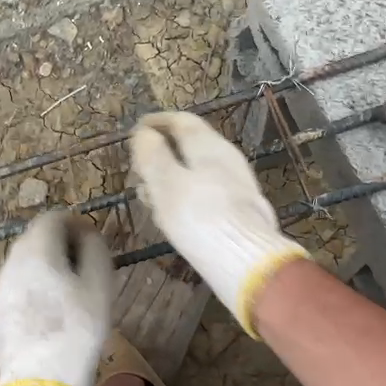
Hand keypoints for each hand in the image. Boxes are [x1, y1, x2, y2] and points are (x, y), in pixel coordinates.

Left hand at [0, 209, 113, 385]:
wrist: (38, 385)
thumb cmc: (76, 332)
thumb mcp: (99, 287)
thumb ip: (95, 251)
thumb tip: (87, 235)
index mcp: (37, 251)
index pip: (52, 218)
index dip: (75, 224)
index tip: (91, 244)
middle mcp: (12, 263)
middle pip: (35, 238)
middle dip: (60, 244)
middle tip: (83, 267)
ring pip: (24, 263)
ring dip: (46, 267)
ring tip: (68, 292)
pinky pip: (17, 286)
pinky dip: (33, 287)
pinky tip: (49, 312)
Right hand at [130, 112, 306, 336]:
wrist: (249, 264)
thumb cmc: (200, 217)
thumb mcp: (166, 183)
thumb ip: (153, 156)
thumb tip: (144, 134)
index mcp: (208, 145)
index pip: (181, 121)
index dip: (157, 123)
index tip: (136, 130)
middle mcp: (226, 158)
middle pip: (190, 145)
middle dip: (162, 152)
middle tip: (138, 166)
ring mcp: (236, 184)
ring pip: (197, 170)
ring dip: (170, 176)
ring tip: (147, 194)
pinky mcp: (240, 210)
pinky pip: (206, 192)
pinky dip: (184, 194)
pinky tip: (173, 214)